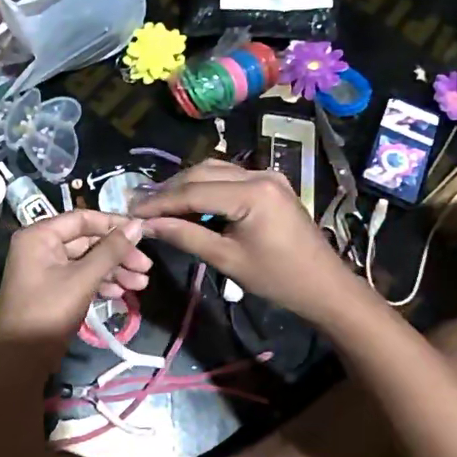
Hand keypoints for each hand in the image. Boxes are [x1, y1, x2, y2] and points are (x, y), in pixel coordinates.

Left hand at [0, 210, 151, 348]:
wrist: (21, 359)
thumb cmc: (49, 311)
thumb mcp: (83, 278)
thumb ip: (111, 250)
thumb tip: (138, 225)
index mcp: (40, 235)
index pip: (83, 218)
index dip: (114, 224)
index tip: (142, 234)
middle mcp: (41, 246)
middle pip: (87, 240)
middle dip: (118, 254)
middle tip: (146, 267)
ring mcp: (46, 268)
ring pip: (87, 260)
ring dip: (114, 270)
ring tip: (141, 284)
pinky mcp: (53, 288)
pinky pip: (81, 276)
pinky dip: (101, 282)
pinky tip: (121, 293)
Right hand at [131, 160, 358, 319]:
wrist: (324, 285)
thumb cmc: (277, 278)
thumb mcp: (227, 259)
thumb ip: (185, 236)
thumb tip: (147, 225)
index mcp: (252, 192)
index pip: (193, 191)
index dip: (160, 202)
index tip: (132, 212)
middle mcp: (259, 174)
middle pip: (202, 173)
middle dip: (169, 190)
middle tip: (141, 208)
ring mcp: (267, 175)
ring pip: (214, 170)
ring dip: (186, 186)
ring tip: (159, 206)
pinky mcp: (270, 183)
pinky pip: (229, 178)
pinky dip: (205, 188)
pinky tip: (189, 205)